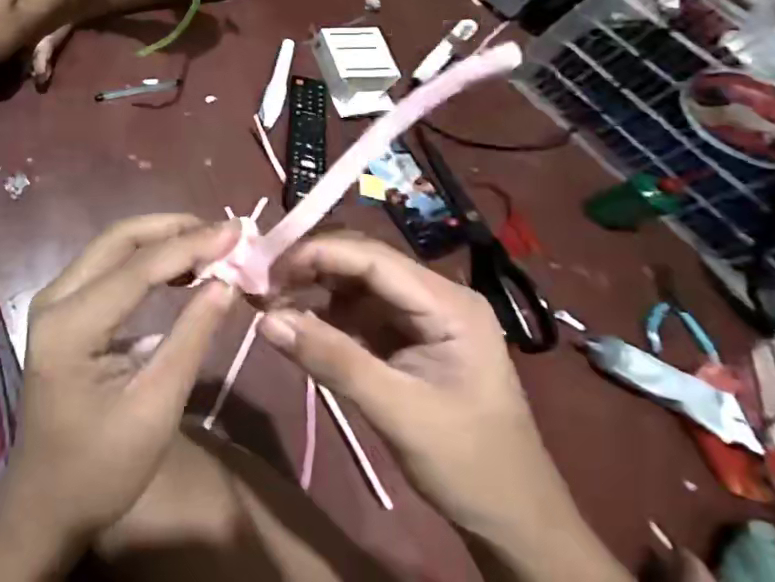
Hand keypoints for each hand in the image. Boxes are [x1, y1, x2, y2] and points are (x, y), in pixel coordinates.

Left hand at [3, 215, 240, 546]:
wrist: (44, 507)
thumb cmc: (101, 468)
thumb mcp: (156, 407)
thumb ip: (191, 337)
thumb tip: (228, 281)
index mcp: (70, 325)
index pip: (138, 267)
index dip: (191, 244)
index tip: (238, 231)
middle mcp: (55, 299)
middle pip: (120, 240)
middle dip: (176, 229)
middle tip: (226, 233)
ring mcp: (54, 301)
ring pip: (114, 247)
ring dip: (163, 239)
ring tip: (212, 245)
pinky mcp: (64, 311)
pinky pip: (109, 267)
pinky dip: (149, 259)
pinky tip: (182, 268)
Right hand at [258, 234, 555, 538]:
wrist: (514, 522)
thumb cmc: (469, 464)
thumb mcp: (397, 411)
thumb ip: (333, 360)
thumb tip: (266, 319)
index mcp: (449, 303)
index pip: (374, 258)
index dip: (318, 253)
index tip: (267, 267)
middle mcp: (436, 297)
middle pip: (364, 264)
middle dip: (312, 267)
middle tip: (260, 284)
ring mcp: (422, 318)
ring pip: (358, 286)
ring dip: (315, 290)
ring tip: (269, 302)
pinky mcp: (409, 341)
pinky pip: (361, 315)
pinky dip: (327, 317)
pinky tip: (298, 324)